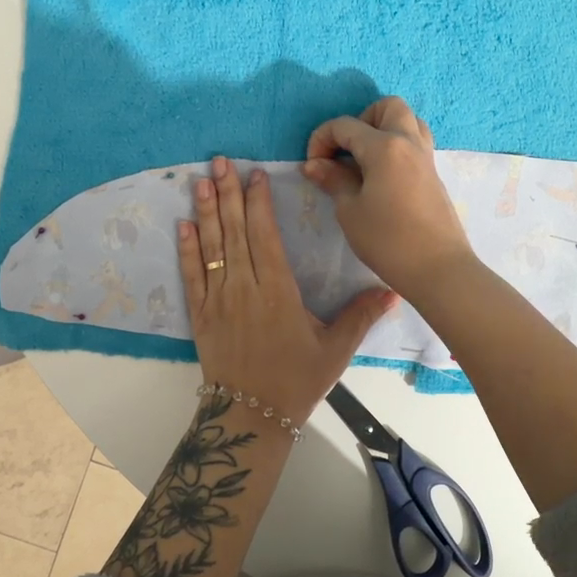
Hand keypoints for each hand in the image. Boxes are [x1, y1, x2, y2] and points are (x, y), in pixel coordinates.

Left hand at [180, 156, 395, 422]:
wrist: (251, 416)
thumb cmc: (296, 381)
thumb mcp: (335, 350)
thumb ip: (361, 316)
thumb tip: (394, 290)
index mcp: (277, 291)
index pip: (265, 236)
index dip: (258, 203)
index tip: (254, 175)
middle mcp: (245, 288)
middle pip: (235, 232)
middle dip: (227, 193)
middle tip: (220, 160)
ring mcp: (218, 300)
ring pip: (212, 247)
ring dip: (205, 212)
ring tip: (200, 180)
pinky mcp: (199, 315)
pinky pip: (191, 275)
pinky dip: (186, 249)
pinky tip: (183, 225)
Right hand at [302, 96, 474, 297]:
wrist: (437, 269)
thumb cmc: (387, 240)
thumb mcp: (349, 210)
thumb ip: (333, 180)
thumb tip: (314, 164)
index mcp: (384, 147)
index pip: (345, 125)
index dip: (321, 139)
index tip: (312, 165)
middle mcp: (408, 142)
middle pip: (388, 107)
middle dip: (361, 119)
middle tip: (346, 150)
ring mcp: (426, 158)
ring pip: (408, 121)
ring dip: (383, 129)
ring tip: (365, 159)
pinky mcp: (434, 175)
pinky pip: (415, 144)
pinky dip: (396, 147)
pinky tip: (381, 177)